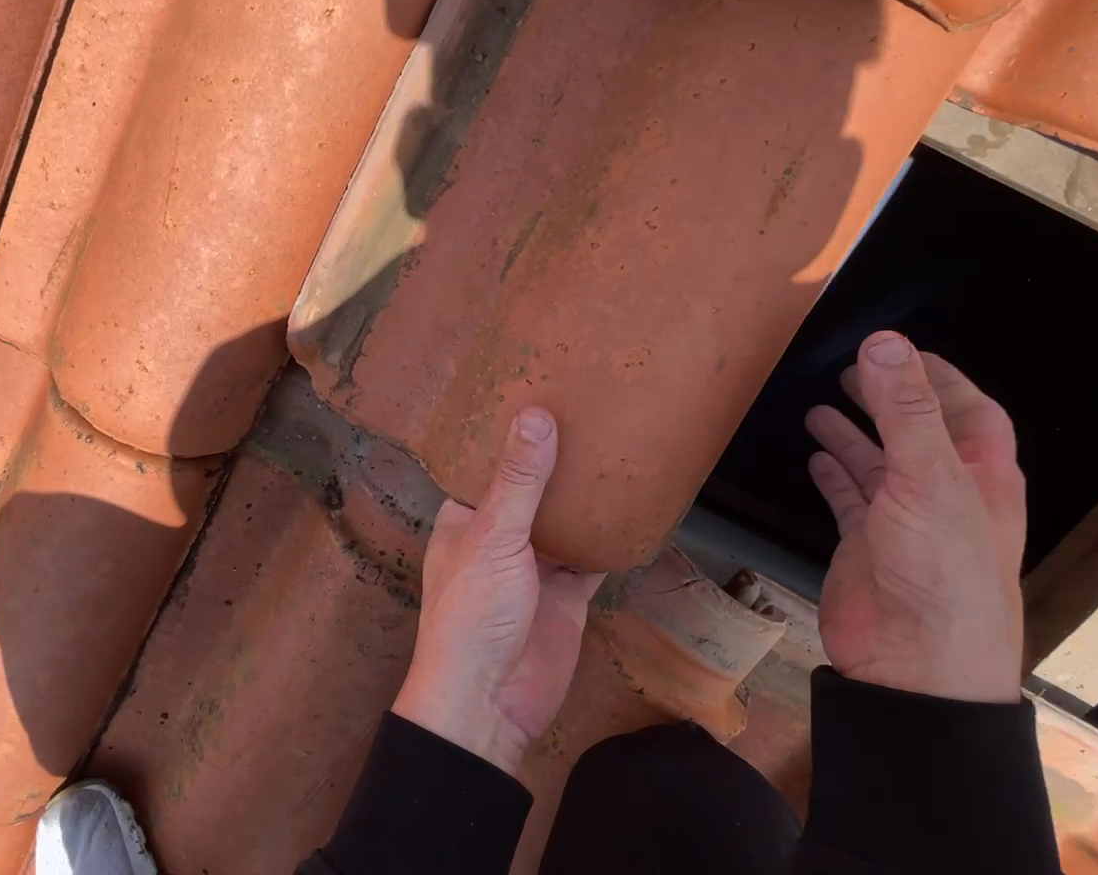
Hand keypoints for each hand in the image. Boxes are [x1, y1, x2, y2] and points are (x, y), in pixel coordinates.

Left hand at [392, 409, 607, 774]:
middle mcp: (498, 536)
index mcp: (464, 518)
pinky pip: (591, 558)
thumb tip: (536, 416)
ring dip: (584, 497)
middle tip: (587, 412)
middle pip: (530, 491)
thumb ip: (519, 481)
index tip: (536, 395)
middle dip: (553, 462)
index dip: (507, 437)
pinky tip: (633, 508)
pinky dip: (609, 539)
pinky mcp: (566, 595)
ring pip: (563, 522)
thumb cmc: (471, 612)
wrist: (491, 701)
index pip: (486, 466)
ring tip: (613, 445)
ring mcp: (534, 566)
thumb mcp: (493, 536)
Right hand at [805, 332, 1026, 703]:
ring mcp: (903, 521)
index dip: (939, 378)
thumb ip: (903, 410)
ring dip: (851, 435)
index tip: (899, 350)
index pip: (968, 412)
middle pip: (917, 434)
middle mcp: (945, 493)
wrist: (916, 660)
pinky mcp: (866, 544)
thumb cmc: (941, 566)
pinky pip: (848, 499)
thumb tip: (883, 340)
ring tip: (816, 408)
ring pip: (877, 465)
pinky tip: (814, 458)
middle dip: (887, 401)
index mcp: (981, 476)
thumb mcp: (928, 477)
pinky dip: (832, 476)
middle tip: (849, 371)